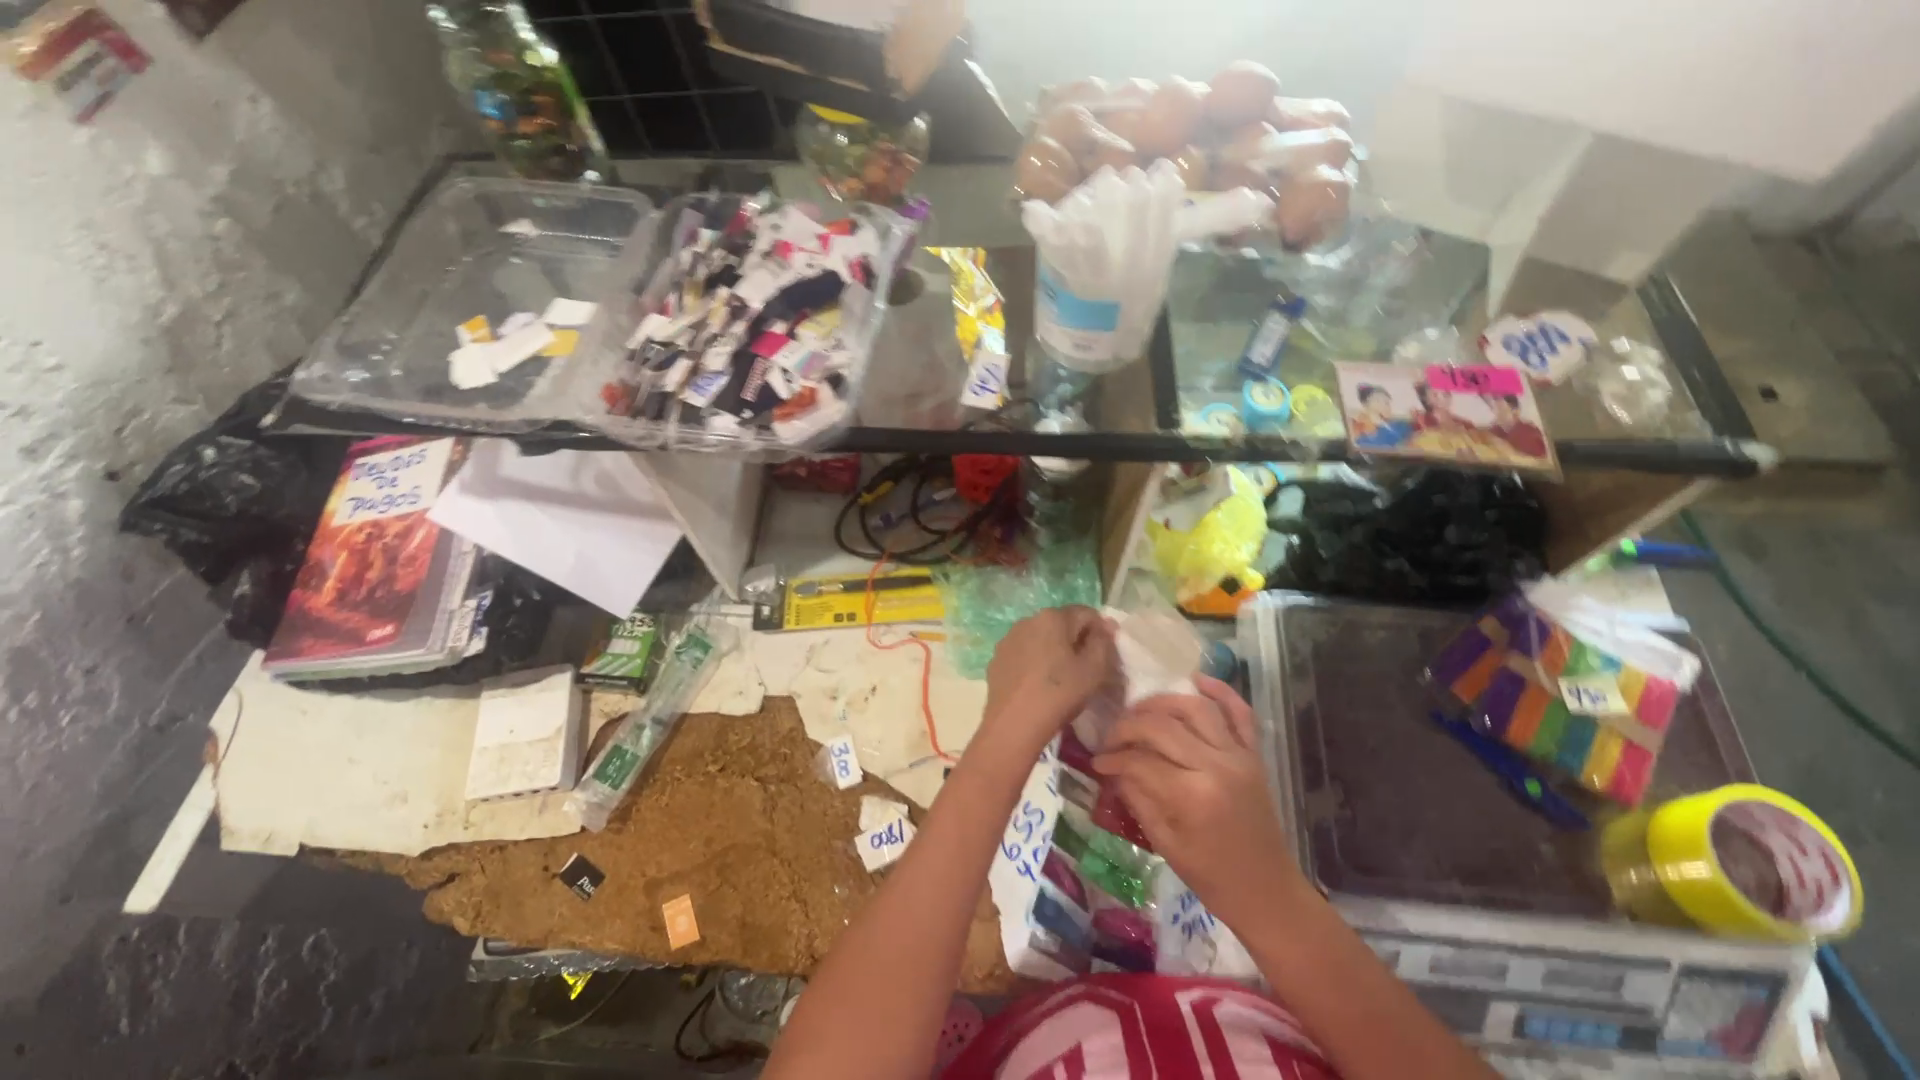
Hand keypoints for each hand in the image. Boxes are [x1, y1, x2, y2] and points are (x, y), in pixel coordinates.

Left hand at [981, 606, 1117, 755]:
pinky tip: (1037, 683)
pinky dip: (1034, 661)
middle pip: (1061, 623)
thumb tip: (1105, 626)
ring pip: (1040, 638)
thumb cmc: (1060, 693)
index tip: (1105, 654)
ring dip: (1053, 649)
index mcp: (1053, 617)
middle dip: (1075, 639)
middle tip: (1084, 667)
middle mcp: (1027, 620)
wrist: (1014, 724)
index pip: (1086, 613)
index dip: (1100, 631)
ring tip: (1059, 676)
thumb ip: (1103, 642)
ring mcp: (1008, 639)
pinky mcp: (996, 658)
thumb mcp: (1094, 669)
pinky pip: (1023, 653)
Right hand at [1091, 675, 1305, 929]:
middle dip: (1129, 725)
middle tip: (1111, 736)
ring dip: (1164, 701)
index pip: (1140, 760)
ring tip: (1141, 709)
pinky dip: (1221, 692)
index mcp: (1192, 795)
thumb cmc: (1211, 877)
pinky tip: (1195, 680)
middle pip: (1163, 726)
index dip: (1113, 757)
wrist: (1266, 890)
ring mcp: (1239, 757)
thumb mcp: (1164, 843)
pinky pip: (1240, 714)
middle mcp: (1216, 766)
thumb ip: (1138, 798)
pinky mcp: (1253, 756)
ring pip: (1197, 708)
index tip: (1098, 761)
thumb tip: (1114, 768)